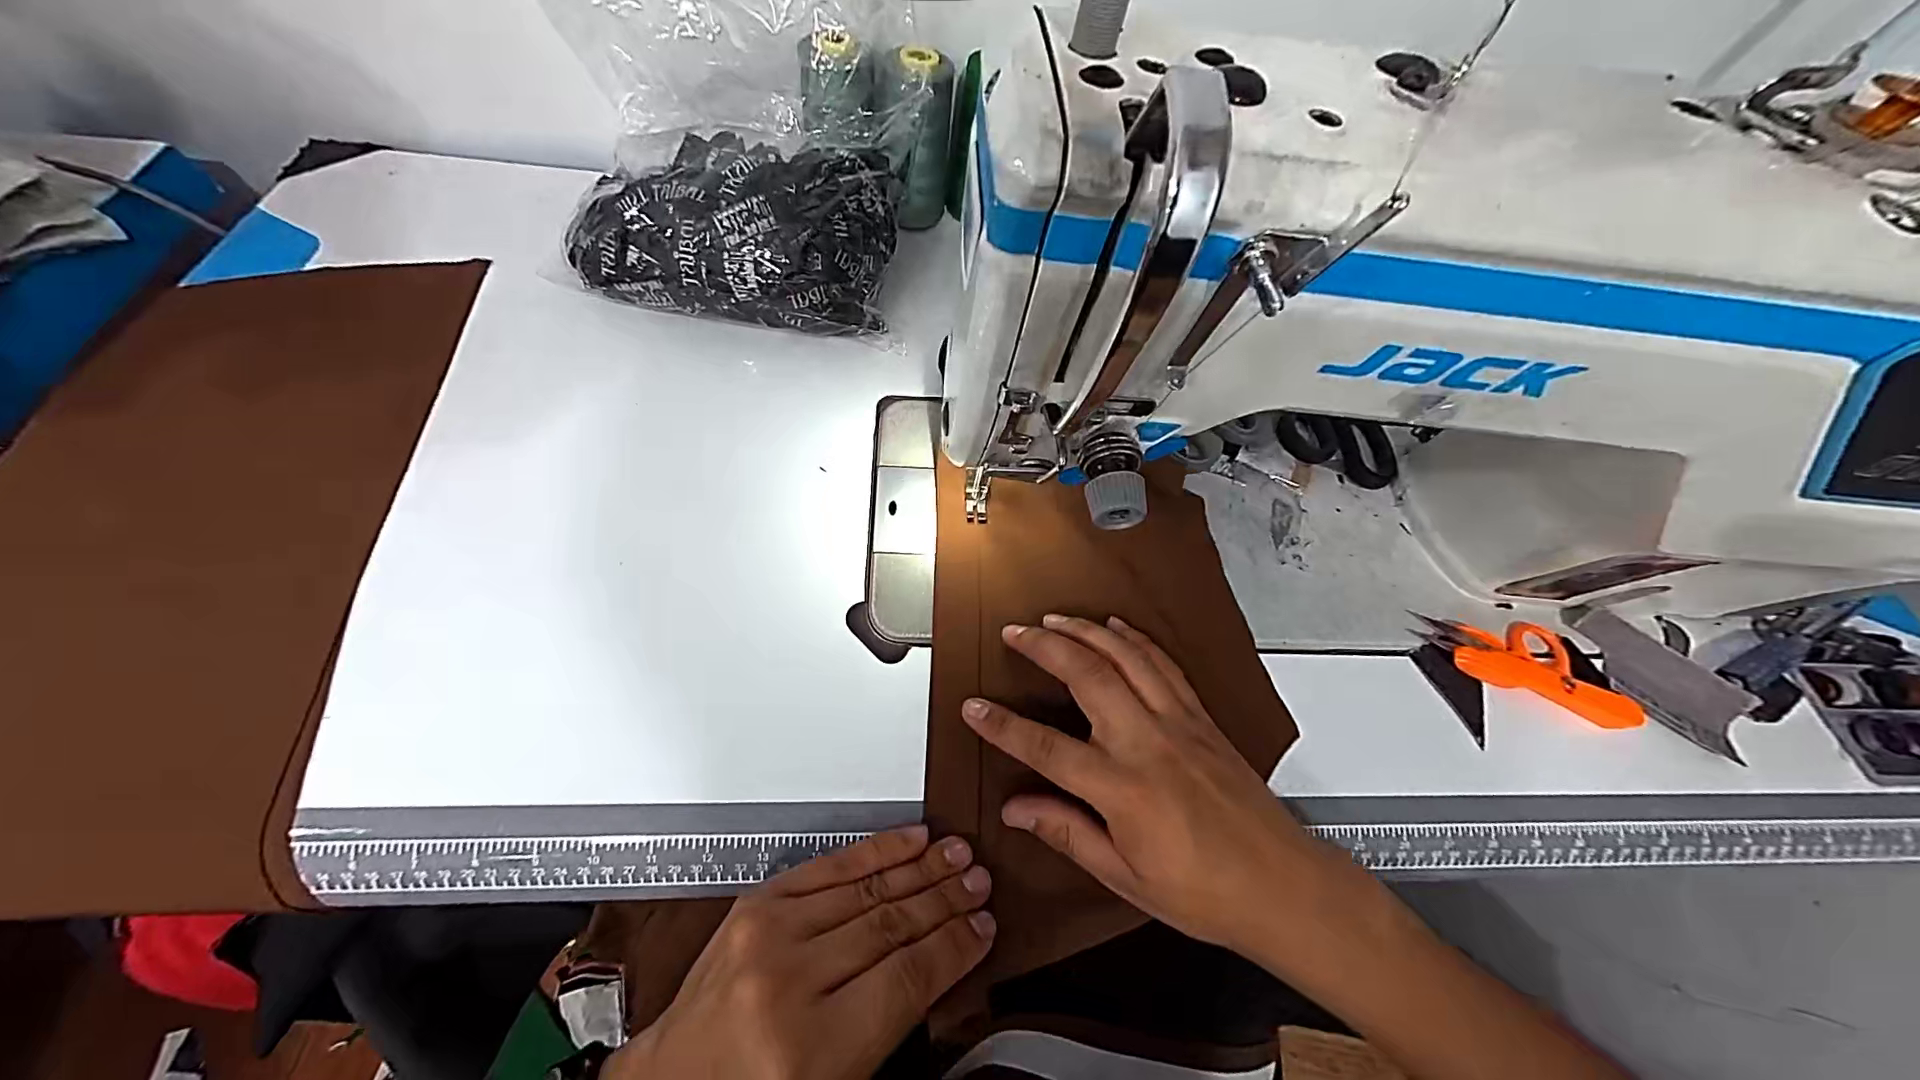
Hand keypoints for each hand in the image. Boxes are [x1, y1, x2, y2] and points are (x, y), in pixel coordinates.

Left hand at [606, 826, 994, 1079]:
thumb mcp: (838, 1079)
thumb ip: (892, 1020)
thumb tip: (946, 959)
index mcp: (812, 1046)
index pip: (910, 976)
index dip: (956, 945)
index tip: (984, 926)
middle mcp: (789, 982)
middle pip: (892, 924)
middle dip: (947, 900)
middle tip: (981, 882)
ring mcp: (768, 935)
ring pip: (869, 889)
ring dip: (922, 869)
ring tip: (958, 855)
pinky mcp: (757, 904)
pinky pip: (830, 867)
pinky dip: (876, 851)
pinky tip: (909, 841)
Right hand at [962, 615, 1380, 964]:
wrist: (1284, 886)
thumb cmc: (1209, 892)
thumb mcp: (1126, 876)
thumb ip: (1067, 832)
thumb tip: (1018, 810)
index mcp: (1125, 790)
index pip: (1047, 748)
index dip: (1004, 726)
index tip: (974, 708)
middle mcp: (1151, 745)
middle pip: (1087, 676)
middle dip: (1044, 647)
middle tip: (1014, 632)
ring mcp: (1180, 724)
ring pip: (1125, 658)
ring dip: (1085, 631)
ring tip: (1054, 618)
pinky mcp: (1202, 719)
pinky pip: (1164, 665)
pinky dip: (1136, 639)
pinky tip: (1116, 628)